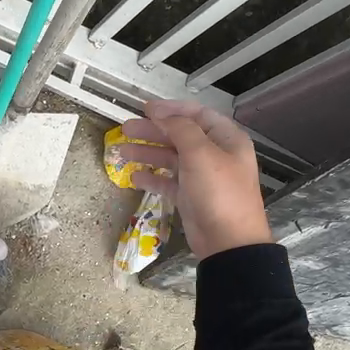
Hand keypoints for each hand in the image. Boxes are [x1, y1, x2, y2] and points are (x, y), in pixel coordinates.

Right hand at [119, 99, 271, 259]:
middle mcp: (214, 155)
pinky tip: (134, 176)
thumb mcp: (201, 154)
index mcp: (226, 139)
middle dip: (153, 131)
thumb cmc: (218, 192)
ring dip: (147, 154)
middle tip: (126, 129)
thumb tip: (163, 114)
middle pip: (179, 136)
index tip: (145, 108)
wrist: (227, 240)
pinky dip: (151, 178)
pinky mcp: (189, 197)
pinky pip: (168, 182)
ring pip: (170, 159)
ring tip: (122, 151)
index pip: (197, 115)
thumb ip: (181, 130)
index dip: (171, 109)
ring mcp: (201, 177)